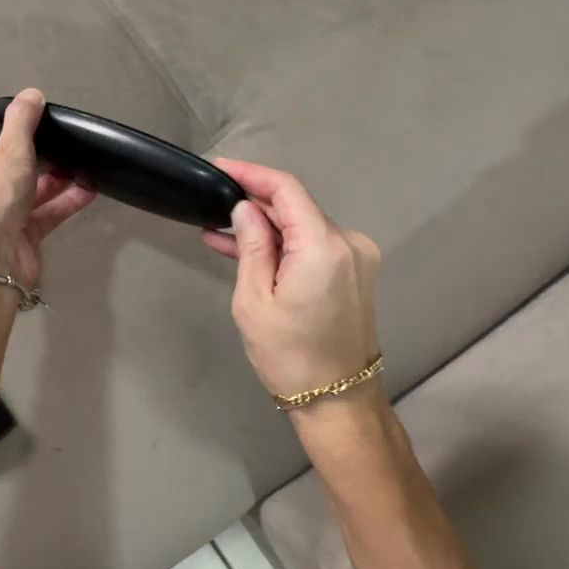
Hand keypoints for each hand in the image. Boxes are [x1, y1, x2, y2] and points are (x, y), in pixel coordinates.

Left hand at [0, 88, 97, 287]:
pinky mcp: (21, 233)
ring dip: (51, 175)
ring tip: (77, 161)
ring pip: (26, 187)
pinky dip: (66, 200)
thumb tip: (30, 95)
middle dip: (25, 148)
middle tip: (49, 136)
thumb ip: (22, 121)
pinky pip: (46, 211)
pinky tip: (90, 188)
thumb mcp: (10, 150)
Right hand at [202, 160, 381, 400]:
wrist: (337, 401)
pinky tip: (248, 249)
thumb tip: (245, 208)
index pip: (286, 189)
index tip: (219, 168)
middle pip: (296, 206)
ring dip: (266, 227)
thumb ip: (251, 246)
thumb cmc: (289, 355)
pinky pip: (313, 245)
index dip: (251, 174)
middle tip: (211, 206)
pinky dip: (284, 245)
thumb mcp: (255, 301)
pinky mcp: (355, 272)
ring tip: (219, 232)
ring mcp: (357, 257)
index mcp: (324, 246)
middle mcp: (348, 242)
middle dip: (254, 203)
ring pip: (303, 226)